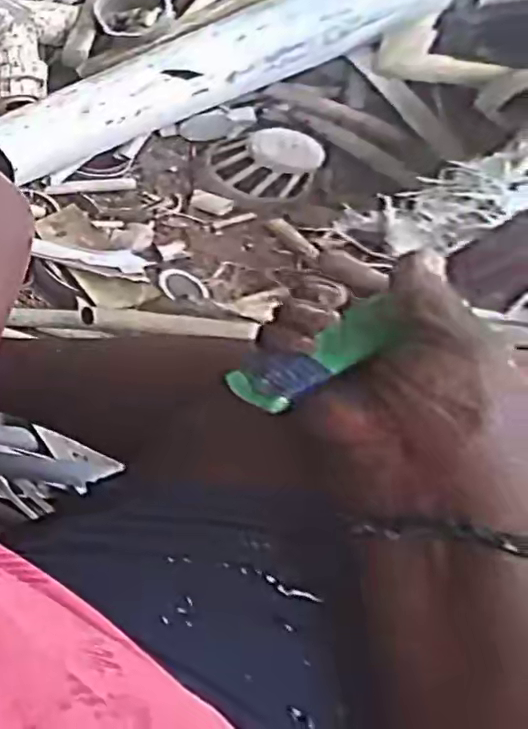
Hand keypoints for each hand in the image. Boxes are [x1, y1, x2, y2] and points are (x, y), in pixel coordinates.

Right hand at [287, 252, 524, 518]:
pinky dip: (274, 345)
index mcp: (415, 331)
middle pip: (320, 296)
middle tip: (329, 305)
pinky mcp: (292, 384)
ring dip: (296, 317)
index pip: (372, 287)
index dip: (350, 272)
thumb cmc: (469, 412)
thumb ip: (430, 299)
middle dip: (317, 293)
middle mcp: (367, 343)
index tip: (331, 265)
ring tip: (315, 334)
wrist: (430, 478)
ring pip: (287, 317)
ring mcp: (327, 364)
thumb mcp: (464, 347)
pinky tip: (295, 352)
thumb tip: (414, 255)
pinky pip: (265, 351)